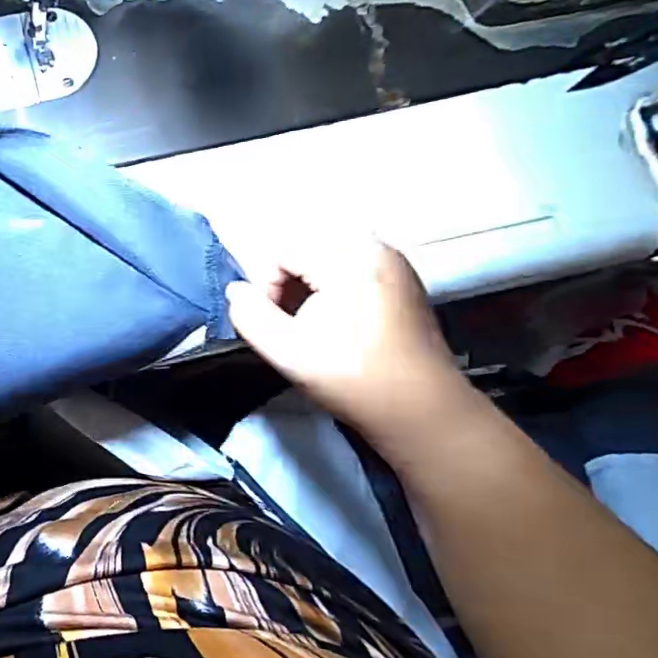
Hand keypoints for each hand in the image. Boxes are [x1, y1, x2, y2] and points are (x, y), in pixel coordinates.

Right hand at [226, 241, 469, 436]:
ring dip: (311, 292)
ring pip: (328, 262)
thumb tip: (236, 290)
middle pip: (306, 253)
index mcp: (350, 258)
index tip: (276, 328)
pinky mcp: (405, 280)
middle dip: (290, 289)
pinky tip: (341, 328)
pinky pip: (353, 271)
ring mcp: (395, 262)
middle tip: (294, 330)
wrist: (421, 410)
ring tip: (316, 331)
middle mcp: (377, 247)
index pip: (282, 253)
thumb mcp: (286, 351)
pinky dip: (336, 292)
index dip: (267, 289)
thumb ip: (250, 315)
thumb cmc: (352, 379)